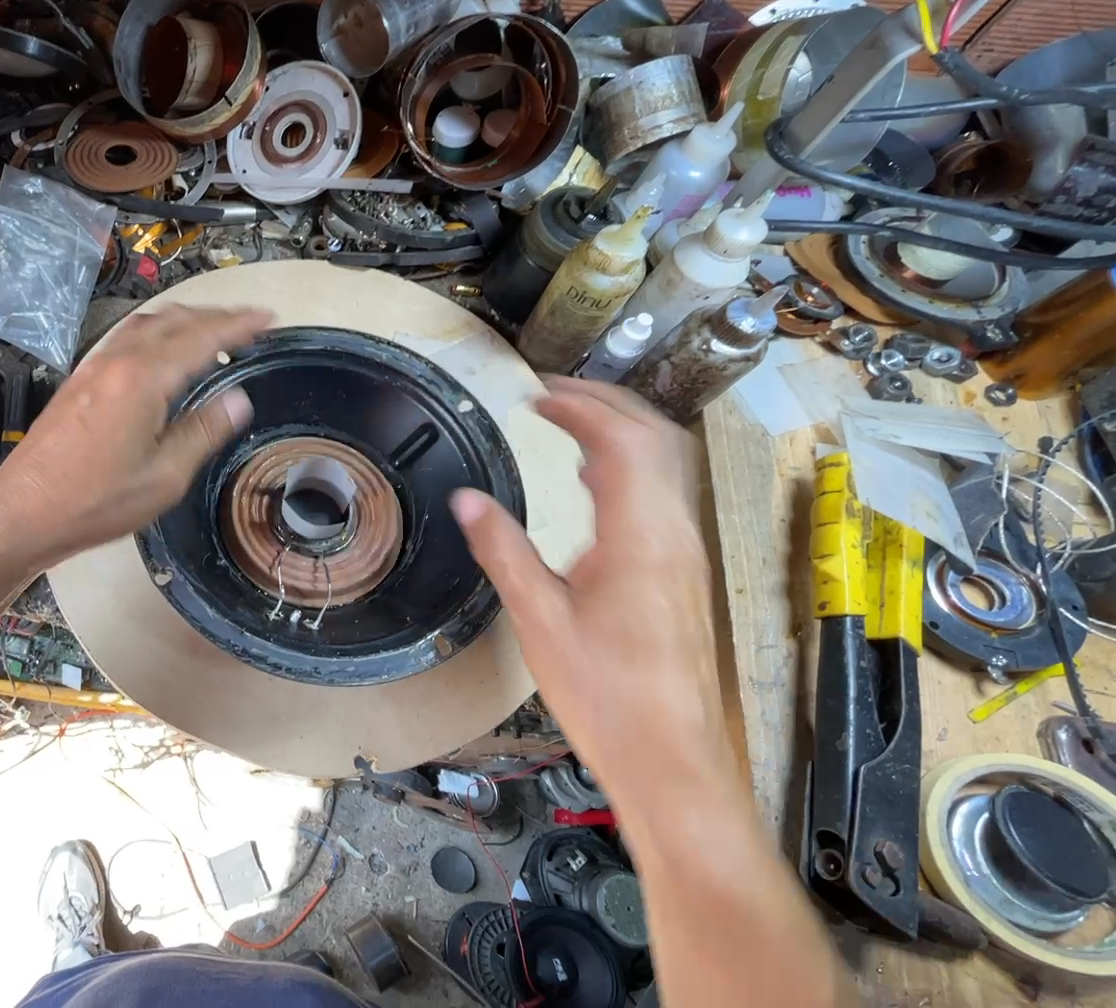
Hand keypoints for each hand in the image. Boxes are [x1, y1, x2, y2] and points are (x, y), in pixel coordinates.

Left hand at [0, 305, 273, 570]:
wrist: (21, 512)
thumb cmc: (94, 502)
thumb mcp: (164, 478)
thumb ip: (203, 432)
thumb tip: (239, 401)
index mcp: (142, 378)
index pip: (202, 337)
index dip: (239, 324)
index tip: (268, 317)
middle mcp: (116, 360)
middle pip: (174, 320)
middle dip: (215, 316)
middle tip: (249, 324)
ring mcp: (92, 367)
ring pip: (147, 324)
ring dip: (184, 321)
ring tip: (213, 334)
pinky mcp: (79, 381)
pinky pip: (126, 339)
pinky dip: (157, 333)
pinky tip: (163, 354)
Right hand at [450, 378, 731, 804]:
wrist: (669, 757)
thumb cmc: (607, 695)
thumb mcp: (539, 618)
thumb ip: (504, 550)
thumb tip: (469, 501)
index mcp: (640, 537)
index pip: (621, 441)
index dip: (580, 406)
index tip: (539, 395)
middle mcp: (673, 536)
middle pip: (655, 440)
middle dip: (606, 405)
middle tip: (555, 394)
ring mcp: (683, 555)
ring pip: (664, 467)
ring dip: (620, 433)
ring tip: (570, 424)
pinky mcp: (679, 575)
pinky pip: (660, 498)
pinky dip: (627, 470)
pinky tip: (597, 484)